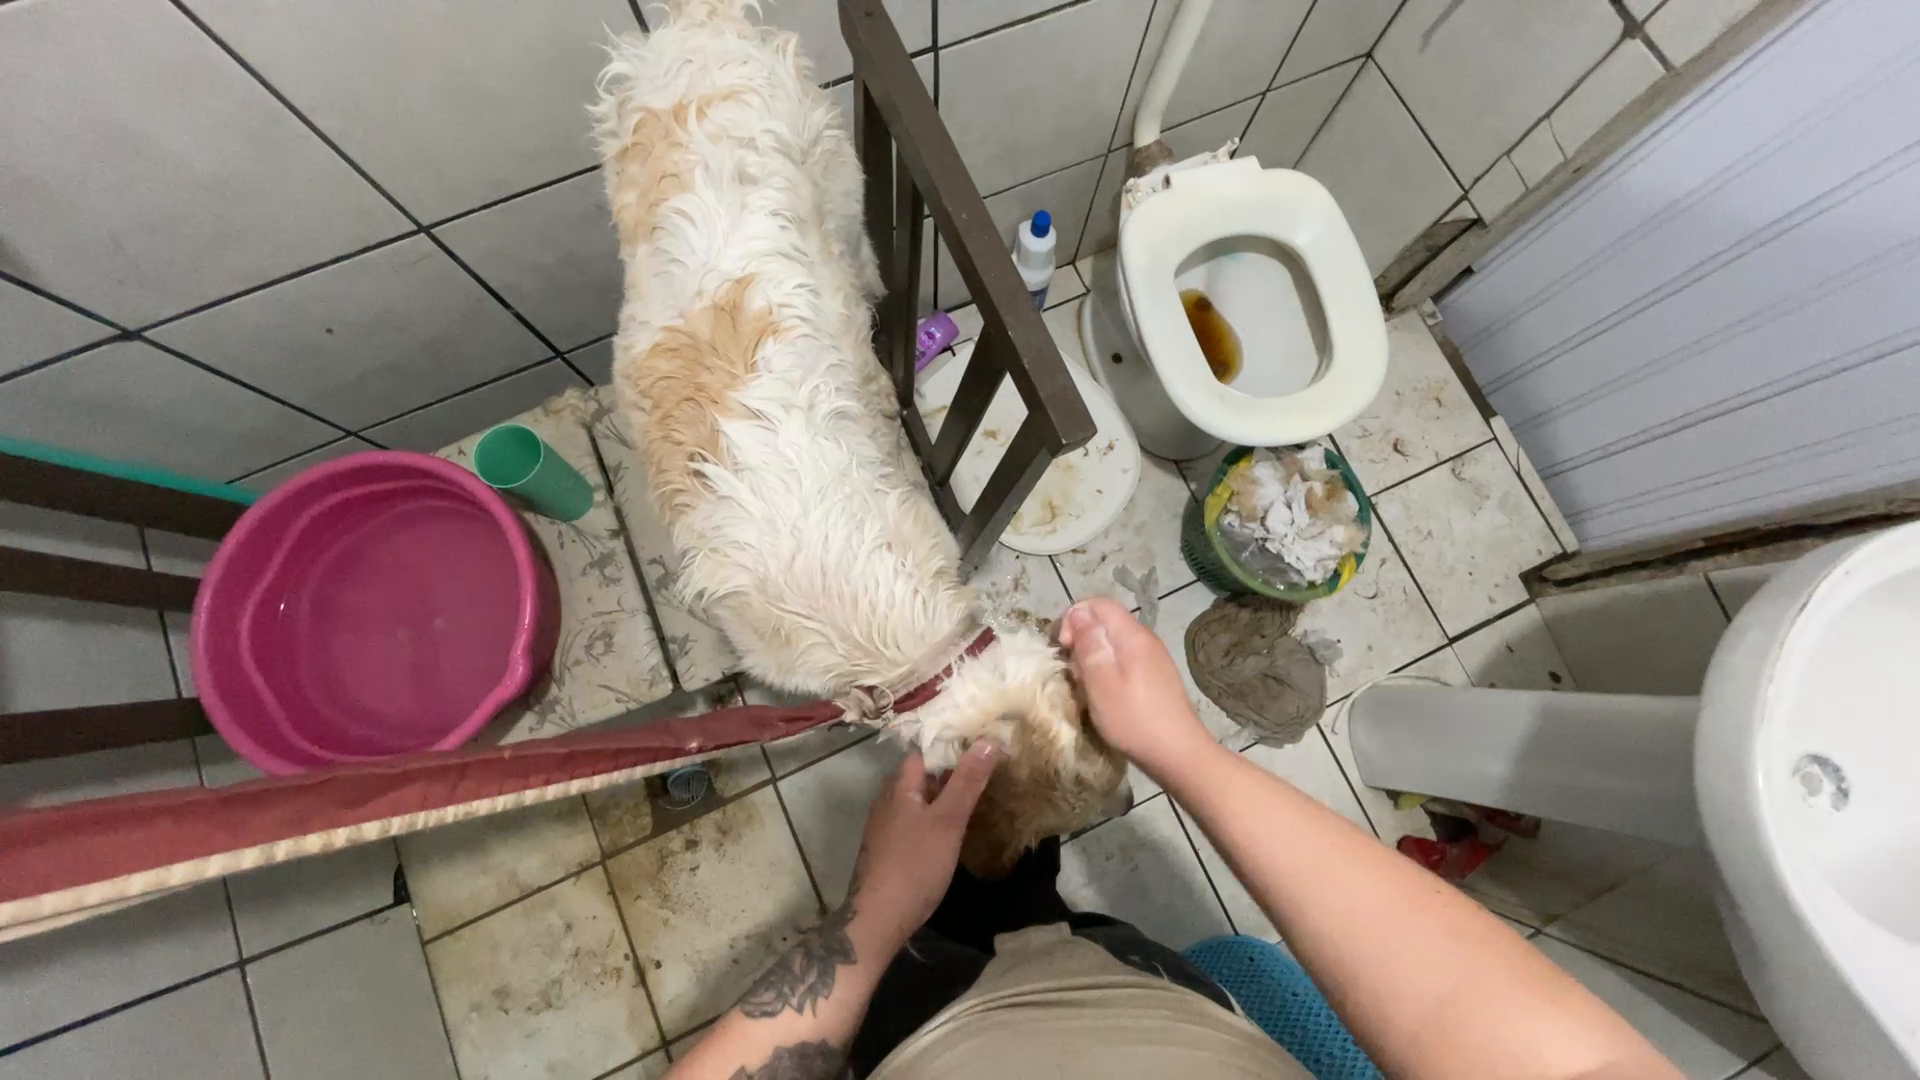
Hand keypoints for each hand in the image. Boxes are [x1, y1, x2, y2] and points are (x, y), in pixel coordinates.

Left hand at [847, 743, 1000, 947]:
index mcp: (898, 787)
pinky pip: (912, 822)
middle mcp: (886, 800)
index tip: (979, 747)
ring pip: (916, 800)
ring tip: (973, 799)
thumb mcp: (948, 821)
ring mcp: (884, 827)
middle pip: (919, 776)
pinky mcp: (886, 850)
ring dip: (941, 797)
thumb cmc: (915, 865)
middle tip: (983, 773)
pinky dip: (932, 819)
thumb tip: (987, 739)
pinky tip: (949, 833)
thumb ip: (967, 781)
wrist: (878, 920)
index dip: (950, 746)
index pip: (923, 752)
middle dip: (948, 772)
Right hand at [1059, 597, 1213, 776]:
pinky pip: (1124, 659)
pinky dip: (1107, 670)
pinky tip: (1105, 695)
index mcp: (1132, 635)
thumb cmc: (1134, 719)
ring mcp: (1153, 658)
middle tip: (1073, 671)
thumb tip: (1078, 613)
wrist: (1179, 754)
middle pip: (1106, 621)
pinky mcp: (1155, 676)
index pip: (1098, 603)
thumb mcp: (1101, 682)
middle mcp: (1145, 639)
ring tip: (1086, 686)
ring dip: (1093, 657)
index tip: (1065, 648)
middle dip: (1081, 639)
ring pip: (1113, 642)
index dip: (1074, 617)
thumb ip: (1089, 644)